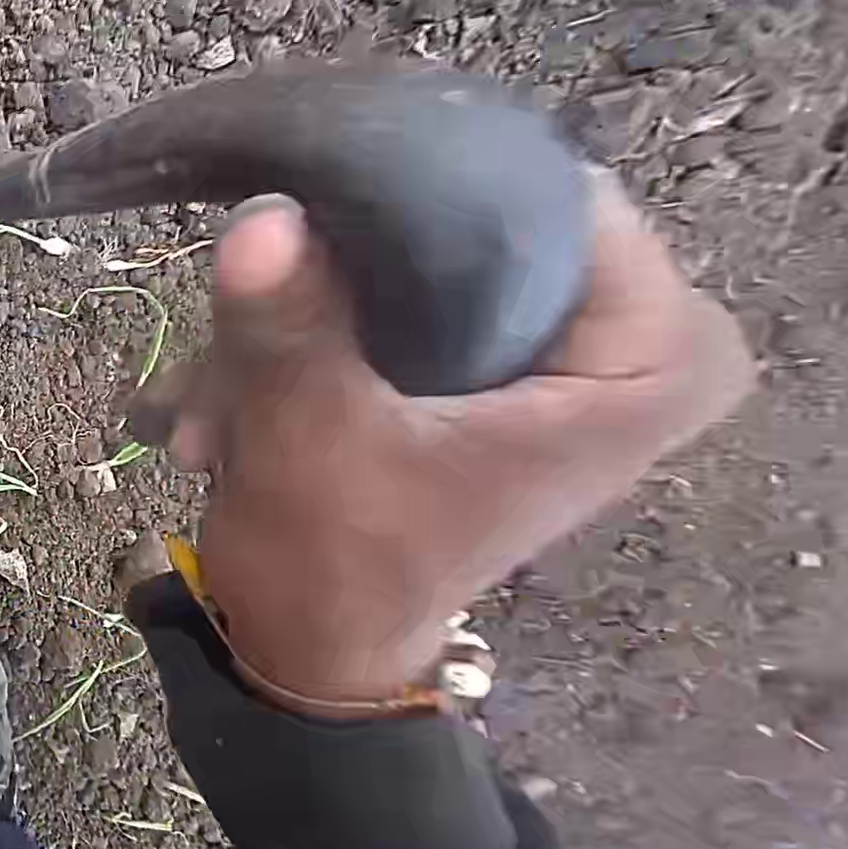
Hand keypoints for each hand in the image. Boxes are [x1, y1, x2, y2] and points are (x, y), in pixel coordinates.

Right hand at [146, 179, 752, 711]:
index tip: (302, 241)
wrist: (297, 639)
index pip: (545, 208)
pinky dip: (270, 376)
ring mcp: (492, 367)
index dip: (409, 216)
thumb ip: (288, 327)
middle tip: (231, 377)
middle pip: (434, 254)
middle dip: (308, 312)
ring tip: (211, 430)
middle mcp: (582, 350)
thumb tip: (259, 216)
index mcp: (637, 362)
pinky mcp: (423, 386)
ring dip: (267, 357)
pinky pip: (340, 334)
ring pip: (365, 295)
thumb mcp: (305, 439)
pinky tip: (217, 431)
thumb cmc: (333, 562)